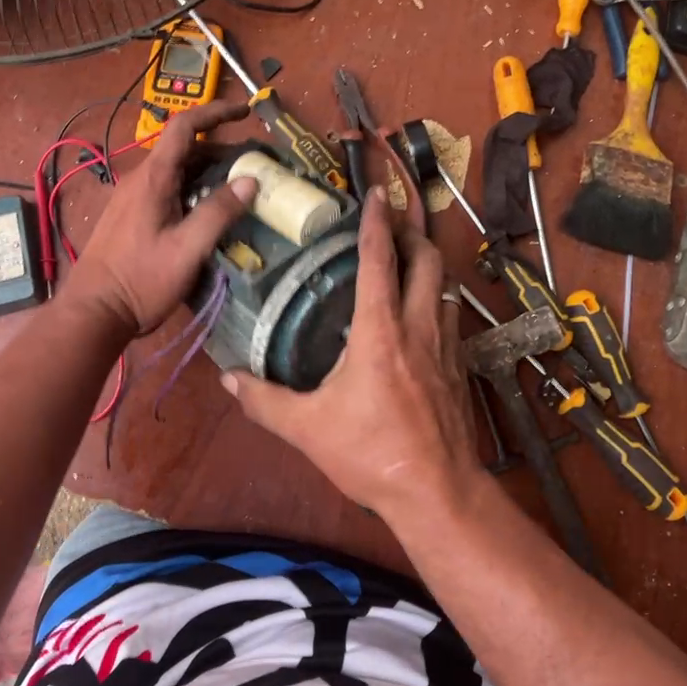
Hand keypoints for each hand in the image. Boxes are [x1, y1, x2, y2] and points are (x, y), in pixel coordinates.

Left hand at [59, 101, 258, 337]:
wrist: (94, 312)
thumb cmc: (141, 280)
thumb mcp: (188, 249)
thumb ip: (218, 212)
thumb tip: (250, 180)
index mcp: (154, 178)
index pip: (185, 127)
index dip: (216, 112)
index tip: (245, 112)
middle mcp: (141, 179)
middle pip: (184, 149)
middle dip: (221, 150)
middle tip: (254, 167)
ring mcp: (133, 197)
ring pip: (177, 170)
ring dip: (209, 173)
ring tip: (240, 191)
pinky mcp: (131, 215)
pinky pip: (168, 188)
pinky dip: (194, 189)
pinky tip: (210, 213)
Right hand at [220, 189, 479, 516]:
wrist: (437, 491)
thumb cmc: (370, 453)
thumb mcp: (307, 428)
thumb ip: (265, 400)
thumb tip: (227, 378)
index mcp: (380, 331)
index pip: (380, 261)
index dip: (377, 223)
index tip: (378, 194)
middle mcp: (418, 327)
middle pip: (427, 261)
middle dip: (413, 232)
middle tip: (395, 219)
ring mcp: (445, 346)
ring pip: (444, 286)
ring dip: (429, 263)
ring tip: (410, 256)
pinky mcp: (459, 367)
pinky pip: (450, 316)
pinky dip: (437, 298)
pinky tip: (423, 312)